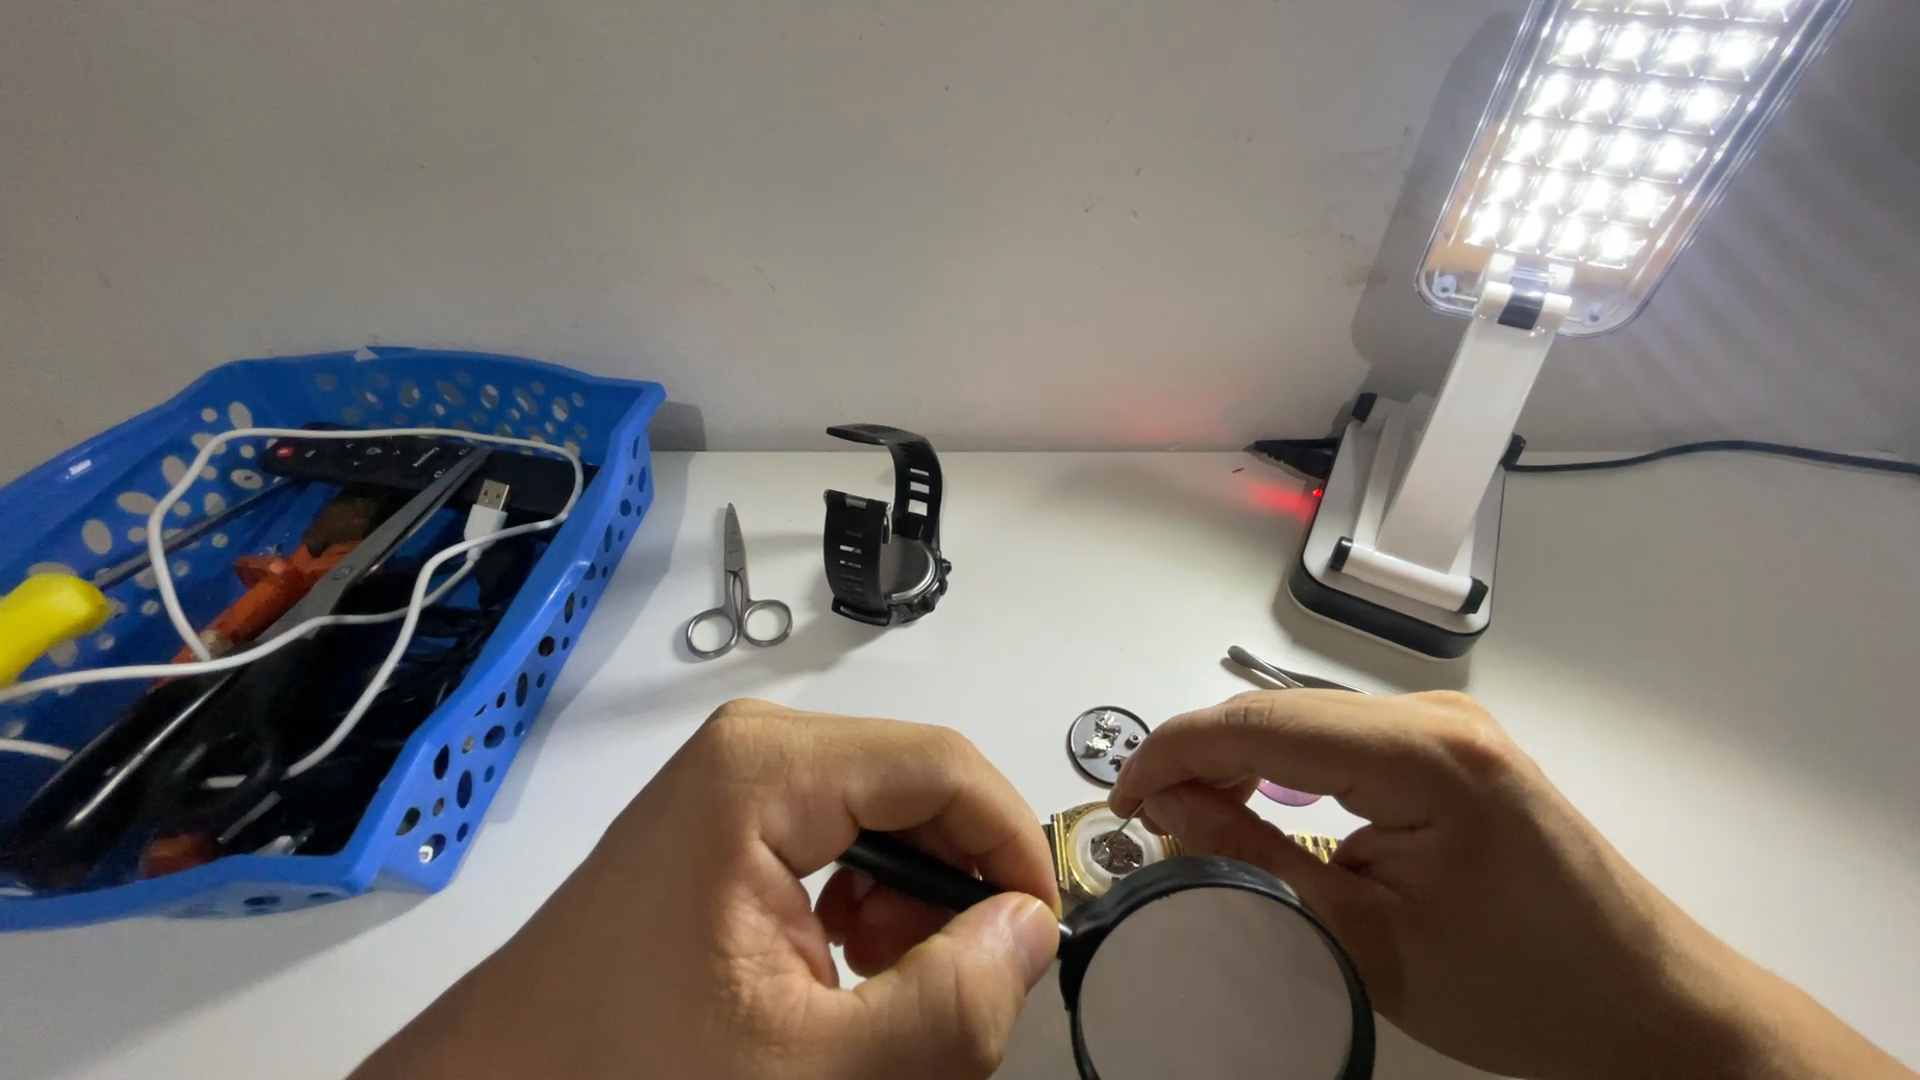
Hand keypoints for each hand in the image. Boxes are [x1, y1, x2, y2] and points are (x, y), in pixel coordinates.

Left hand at [354, 700, 1060, 1079]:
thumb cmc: (628, 1078)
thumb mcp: (808, 1073)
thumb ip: (947, 1007)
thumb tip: (1030, 928)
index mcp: (769, 769)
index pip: (943, 765)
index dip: (1010, 842)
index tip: (1037, 937)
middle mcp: (760, 744)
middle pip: (918, 782)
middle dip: (960, 880)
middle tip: (964, 986)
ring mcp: (743, 771)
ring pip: (889, 807)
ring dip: (919, 896)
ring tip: (894, 989)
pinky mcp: (734, 808)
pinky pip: (845, 828)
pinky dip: (875, 894)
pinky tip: (850, 962)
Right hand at [1111, 690, 1912, 1079]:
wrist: (1660, 1012)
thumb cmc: (1523, 995)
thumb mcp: (1366, 942)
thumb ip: (1255, 858)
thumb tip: (1167, 807)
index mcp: (1424, 756)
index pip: (1259, 726)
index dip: (1173, 753)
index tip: (1121, 801)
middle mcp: (1431, 713)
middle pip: (1271, 710)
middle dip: (1195, 756)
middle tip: (1148, 817)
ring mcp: (1439, 717)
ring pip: (1293, 715)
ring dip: (1231, 758)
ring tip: (1189, 814)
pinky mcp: (1441, 736)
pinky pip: (1327, 731)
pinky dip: (1273, 761)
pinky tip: (1251, 801)